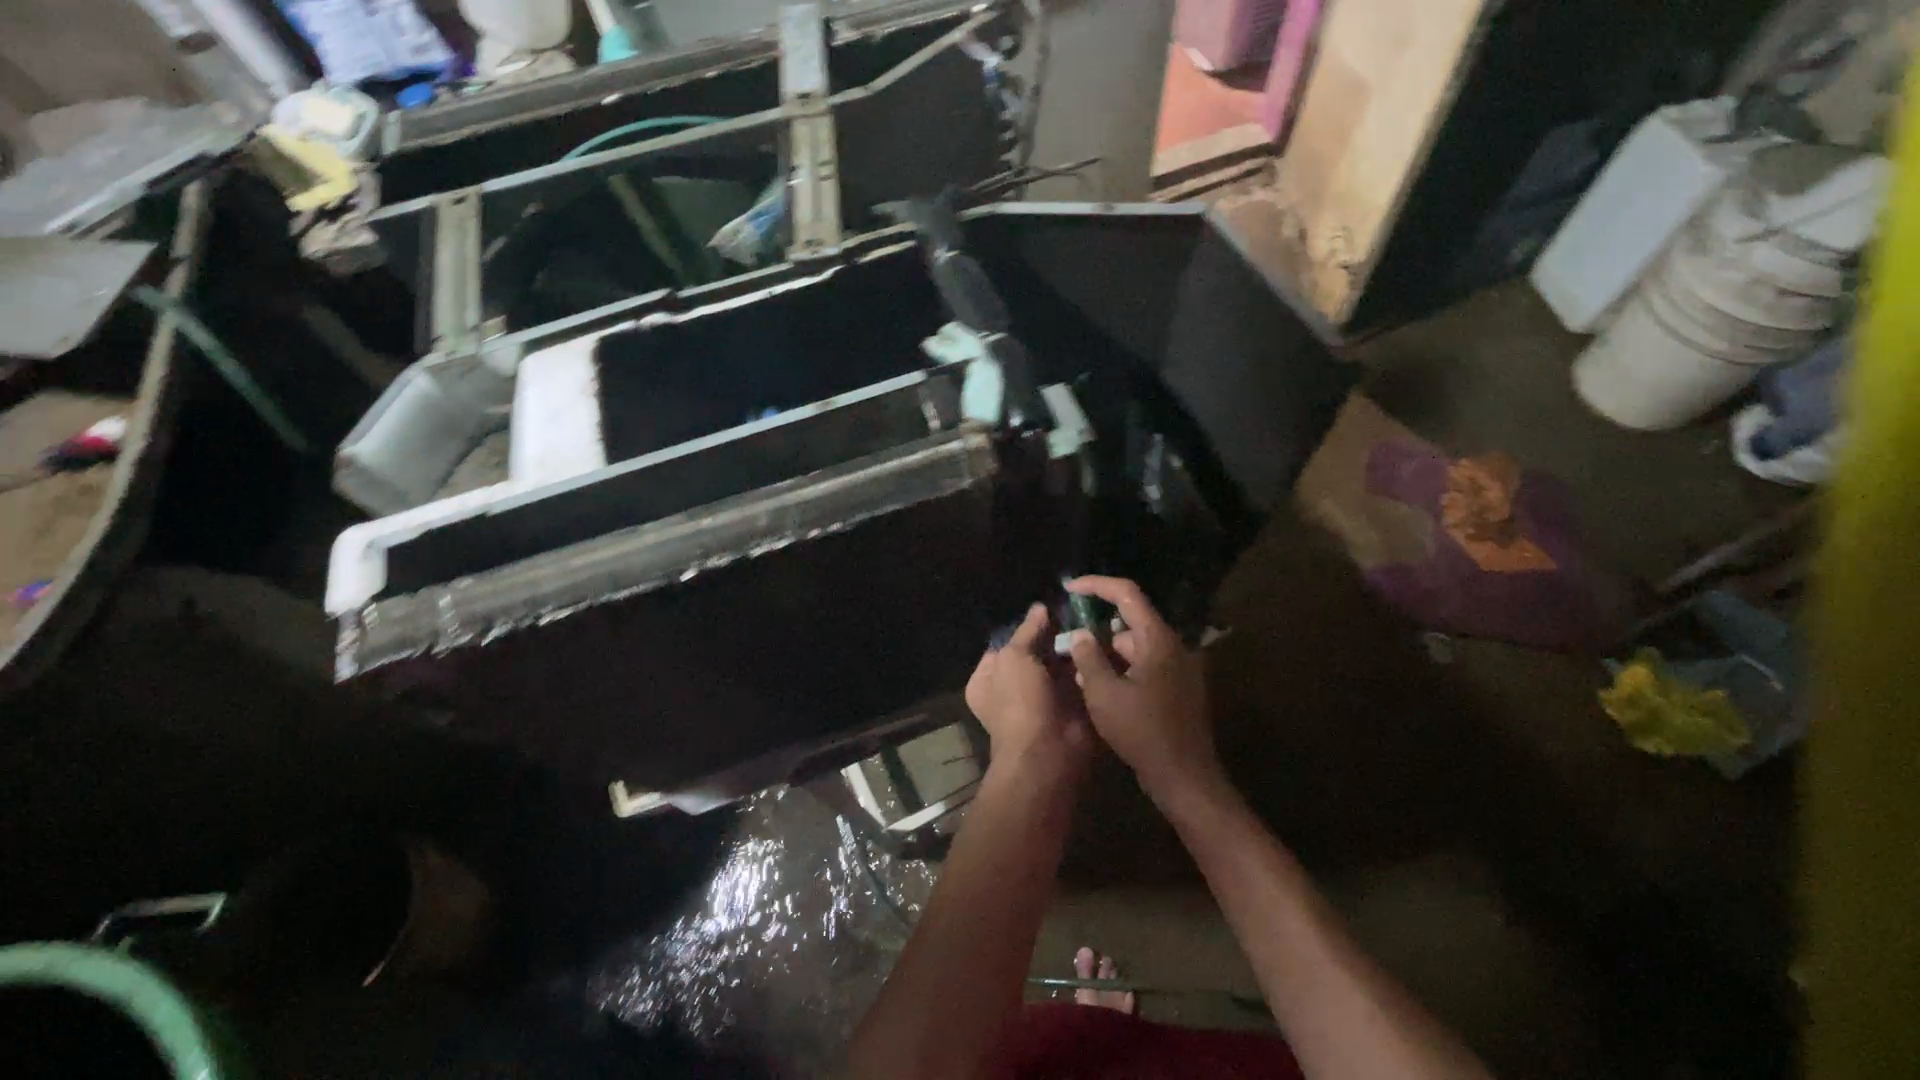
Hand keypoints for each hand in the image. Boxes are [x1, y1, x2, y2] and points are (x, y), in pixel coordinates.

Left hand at [966, 603, 1089, 769]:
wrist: (1049, 752)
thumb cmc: (1019, 700)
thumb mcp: (1014, 657)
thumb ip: (1027, 631)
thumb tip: (1039, 608)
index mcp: (987, 679)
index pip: (1004, 645)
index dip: (1024, 628)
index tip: (1048, 609)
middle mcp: (1011, 690)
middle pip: (1035, 654)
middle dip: (1054, 637)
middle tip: (1077, 612)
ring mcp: (1042, 700)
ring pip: (1059, 666)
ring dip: (1074, 650)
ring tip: (1093, 621)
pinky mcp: (1070, 708)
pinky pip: (1078, 680)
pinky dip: (1089, 667)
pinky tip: (1103, 643)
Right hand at [1064, 576, 1220, 798]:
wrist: (1184, 776)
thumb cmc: (1142, 732)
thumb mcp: (1104, 694)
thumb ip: (1088, 657)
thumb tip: (1081, 634)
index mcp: (1158, 639)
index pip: (1127, 594)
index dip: (1096, 586)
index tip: (1069, 588)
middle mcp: (1173, 647)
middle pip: (1129, 624)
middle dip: (1097, 632)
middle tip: (1067, 647)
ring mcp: (1179, 668)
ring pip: (1135, 649)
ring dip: (1108, 656)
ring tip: (1079, 676)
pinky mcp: (1178, 689)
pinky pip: (1145, 667)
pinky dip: (1123, 672)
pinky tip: (1100, 693)